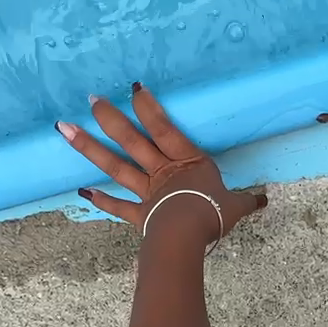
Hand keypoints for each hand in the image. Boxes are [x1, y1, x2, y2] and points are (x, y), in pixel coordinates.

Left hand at [58, 83, 265, 247]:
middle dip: (111, 119)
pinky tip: (83, 190)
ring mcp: (148, 192)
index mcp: (187, 162)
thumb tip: (263, 200)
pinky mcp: (141, 215)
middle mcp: (163, 172)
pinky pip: (119, 207)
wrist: (189, 238)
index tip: (134, 87)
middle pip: (134, 141)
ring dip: (90, 148)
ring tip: (65, 129)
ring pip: (117, 166)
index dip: (150, 108)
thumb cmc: (212, 215)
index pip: (166, 129)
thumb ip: (245, 201)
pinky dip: (102, 200)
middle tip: (92, 99)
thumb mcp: (235, 206)